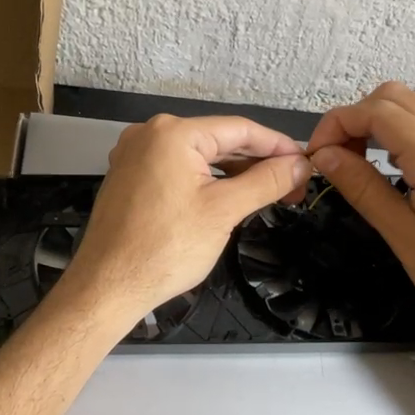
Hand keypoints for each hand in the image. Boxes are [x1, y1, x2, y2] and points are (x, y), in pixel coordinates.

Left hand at [62, 115, 310, 325]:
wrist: (108, 285)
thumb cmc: (164, 249)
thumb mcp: (224, 211)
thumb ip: (266, 181)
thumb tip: (299, 164)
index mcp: (172, 133)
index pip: (239, 129)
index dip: (278, 145)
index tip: (306, 163)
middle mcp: (148, 135)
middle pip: (218, 140)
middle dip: (257, 161)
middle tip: (293, 186)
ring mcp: (134, 156)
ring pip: (198, 156)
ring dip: (234, 173)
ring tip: (268, 193)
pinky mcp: (129, 178)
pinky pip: (177, 169)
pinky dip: (206, 181)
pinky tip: (230, 197)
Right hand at [306, 74, 414, 346]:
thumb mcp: (409, 243)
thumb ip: (365, 191)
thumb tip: (325, 156)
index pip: (374, 110)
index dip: (335, 125)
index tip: (316, 159)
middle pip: (396, 94)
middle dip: (355, 118)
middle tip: (338, 162)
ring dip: (389, 113)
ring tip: (373, 154)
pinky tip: (407, 165)